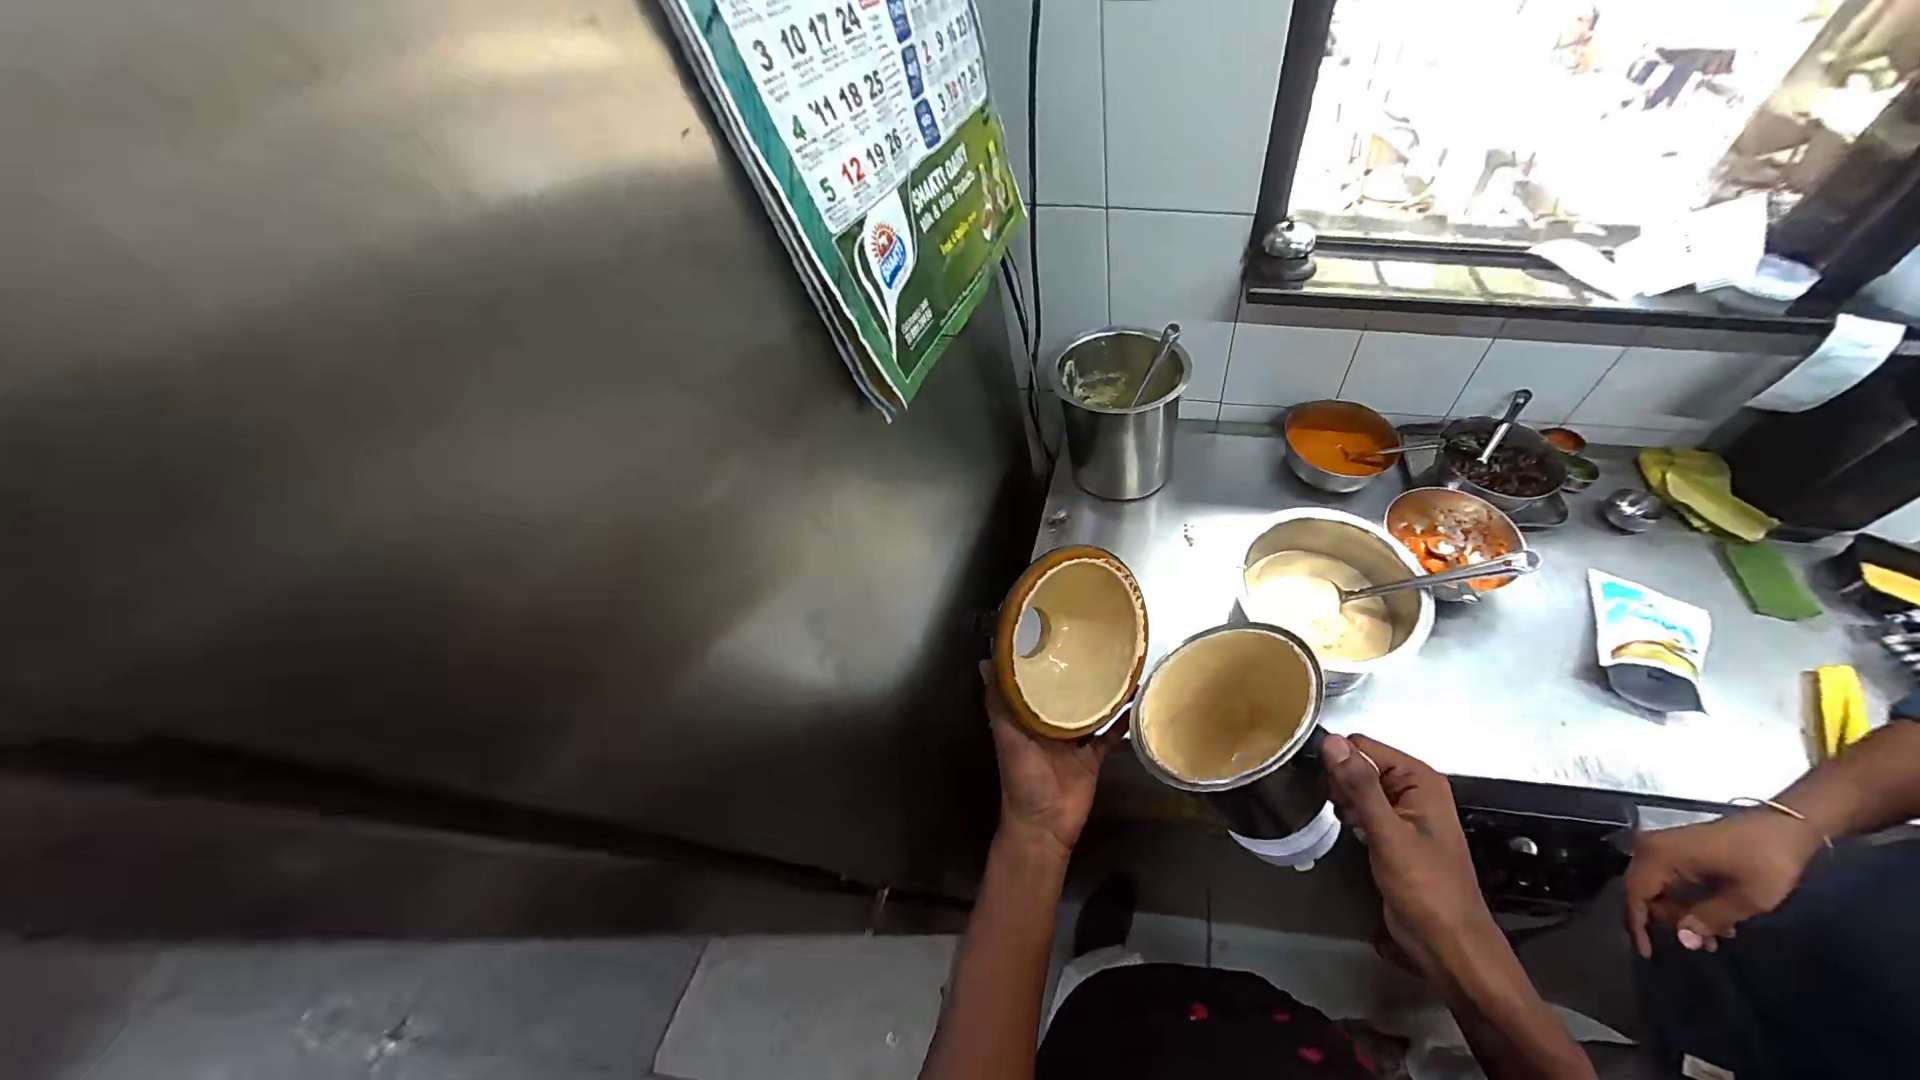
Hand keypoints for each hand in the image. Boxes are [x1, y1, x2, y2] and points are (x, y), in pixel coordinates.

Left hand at [980, 661, 1116, 858]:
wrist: (1044, 825)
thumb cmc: (1021, 778)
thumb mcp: (1006, 736)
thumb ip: (998, 703)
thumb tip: (985, 663)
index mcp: (1027, 719)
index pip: (1033, 684)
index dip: (1040, 663)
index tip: (1051, 636)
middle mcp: (1050, 726)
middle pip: (1064, 696)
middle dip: (1075, 675)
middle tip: (1092, 645)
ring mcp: (1072, 743)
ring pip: (1089, 712)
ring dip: (1101, 696)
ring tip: (1118, 669)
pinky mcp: (1092, 758)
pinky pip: (1109, 737)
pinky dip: (1121, 724)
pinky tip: (1134, 704)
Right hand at [1324, 733, 1497, 975]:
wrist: (1447, 943)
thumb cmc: (1425, 887)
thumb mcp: (1388, 833)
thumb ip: (1359, 785)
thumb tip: (1331, 741)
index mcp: (1419, 778)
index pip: (1362, 745)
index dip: (1340, 762)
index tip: (1332, 791)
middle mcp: (1413, 786)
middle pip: (1358, 762)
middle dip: (1342, 784)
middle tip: (1347, 815)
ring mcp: (1404, 808)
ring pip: (1355, 784)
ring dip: (1344, 801)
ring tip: (1351, 826)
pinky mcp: (1393, 828)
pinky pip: (1360, 804)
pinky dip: (1351, 815)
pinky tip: (1353, 832)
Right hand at [1623, 809, 1824, 956]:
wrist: (1782, 829)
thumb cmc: (1764, 862)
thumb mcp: (1746, 898)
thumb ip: (1710, 918)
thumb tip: (1683, 941)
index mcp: (1657, 856)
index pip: (1636, 894)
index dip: (1638, 923)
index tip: (1647, 952)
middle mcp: (1648, 849)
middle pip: (1643, 891)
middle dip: (1667, 920)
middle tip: (1703, 944)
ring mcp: (1659, 847)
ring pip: (1655, 887)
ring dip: (1679, 912)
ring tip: (1716, 936)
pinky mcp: (1672, 849)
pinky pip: (1665, 879)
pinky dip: (1684, 900)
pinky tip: (1714, 917)